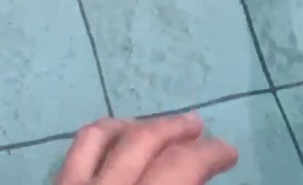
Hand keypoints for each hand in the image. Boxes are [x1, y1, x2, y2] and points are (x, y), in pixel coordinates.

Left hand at [56, 114, 237, 184]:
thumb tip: (197, 173)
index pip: (180, 168)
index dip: (209, 155)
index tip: (229, 151)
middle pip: (143, 143)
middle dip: (174, 130)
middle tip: (199, 125)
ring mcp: (73, 184)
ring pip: (104, 135)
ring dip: (137, 126)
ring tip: (159, 126)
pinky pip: (79, 148)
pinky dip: (102, 133)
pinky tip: (114, 137)